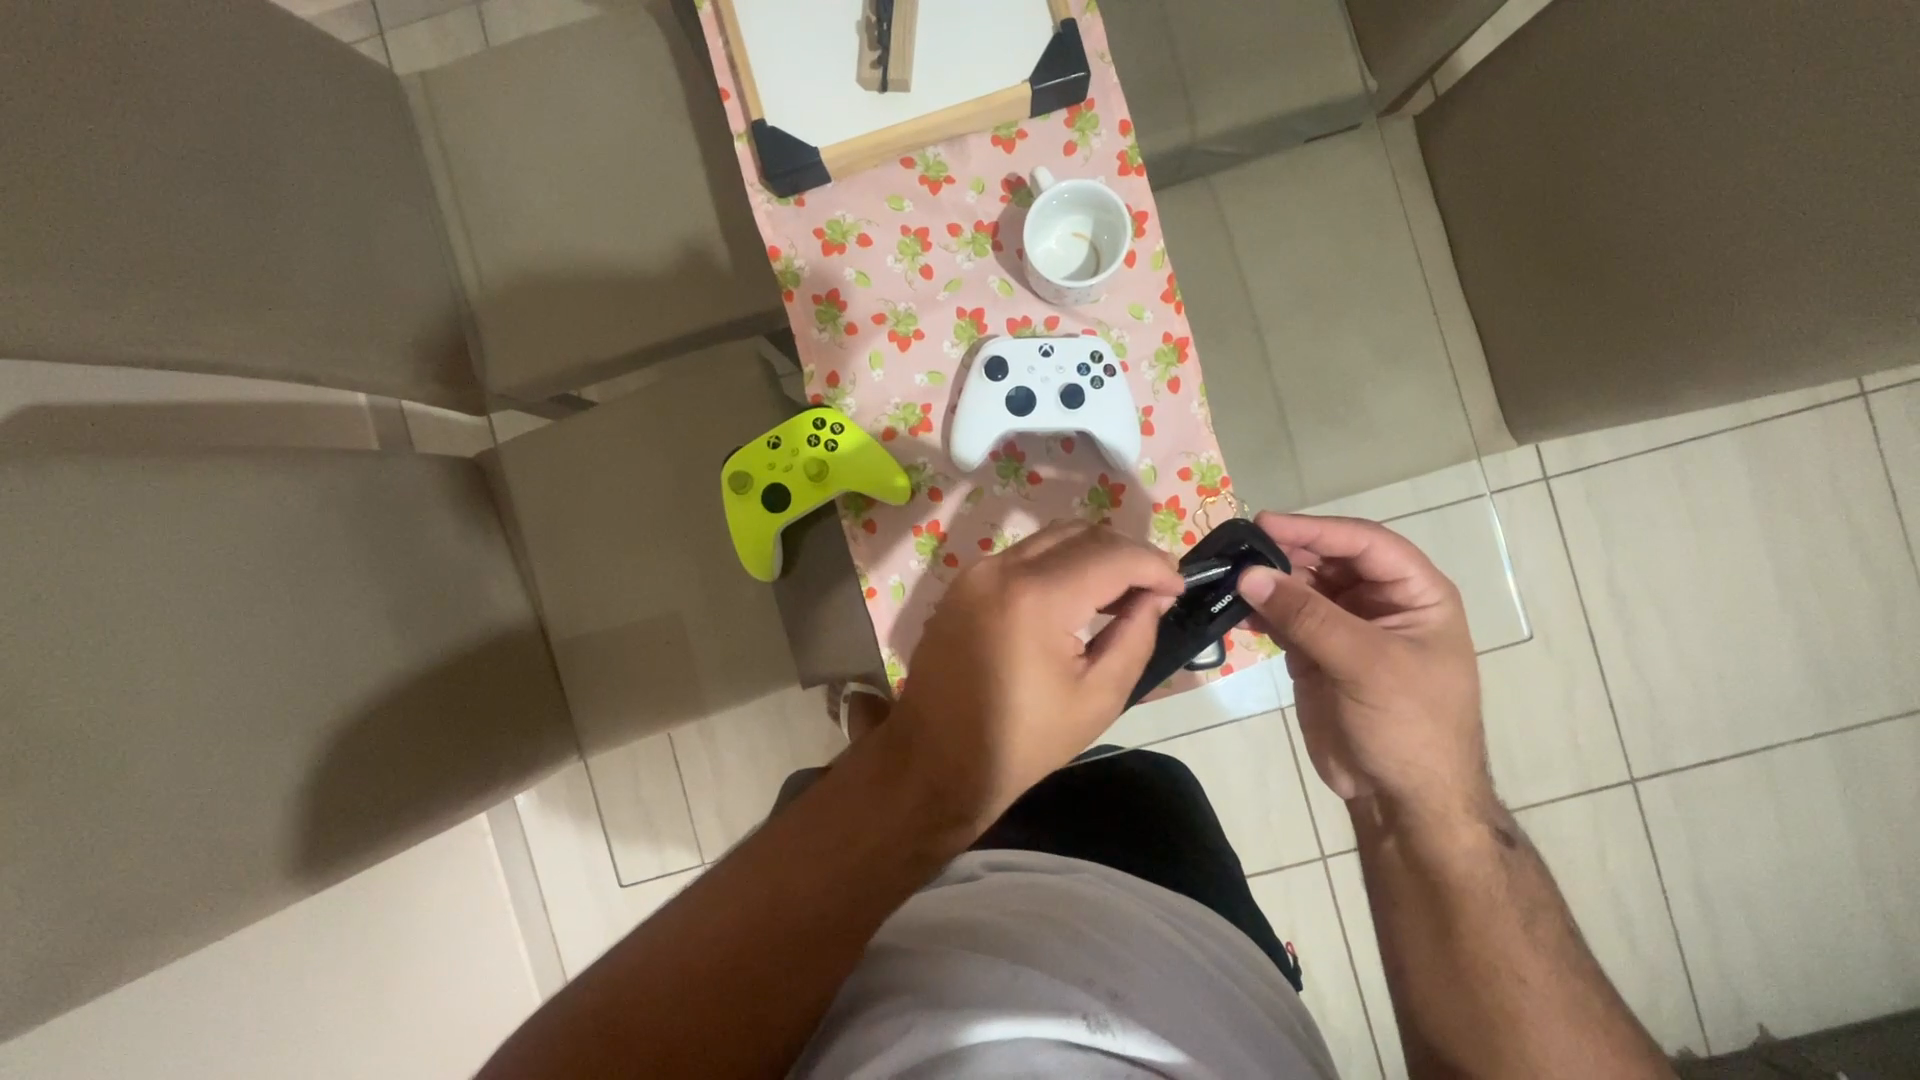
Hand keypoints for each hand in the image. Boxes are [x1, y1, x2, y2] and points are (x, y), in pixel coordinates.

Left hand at [891, 520, 1182, 828]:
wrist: (935, 760)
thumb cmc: (1021, 741)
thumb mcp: (1097, 698)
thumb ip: (1135, 637)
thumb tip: (1155, 597)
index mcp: (1036, 597)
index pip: (1112, 556)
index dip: (1155, 566)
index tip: (1179, 588)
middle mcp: (1001, 569)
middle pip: (1081, 534)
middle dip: (1126, 554)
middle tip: (1154, 590)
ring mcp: (976, 573)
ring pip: (1050, 539)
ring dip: (1092, 555)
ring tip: (1120, 595)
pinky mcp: (962, 585)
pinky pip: (1022, 557)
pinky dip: (1057, 565)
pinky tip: (1075, 599)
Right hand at [1234, 513, 1493, 825]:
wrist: (1402, 798)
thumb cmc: (1409, 725)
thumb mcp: (1366, 664)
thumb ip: (1307, 616)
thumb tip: (1249, 574)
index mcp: (1415, 593)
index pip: (1364, 543)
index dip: (1316, 529)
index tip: (1265, 524)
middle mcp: (1380, 602)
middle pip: (1328, 560)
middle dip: (1285, 554)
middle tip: (1235, 550)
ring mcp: (1346, 628)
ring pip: (1301, 588)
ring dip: (1267, 583)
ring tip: (1226, 577)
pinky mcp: (1317, 654)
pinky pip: (1284, 621)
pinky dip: (1259, 614)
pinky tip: (1233, 611)